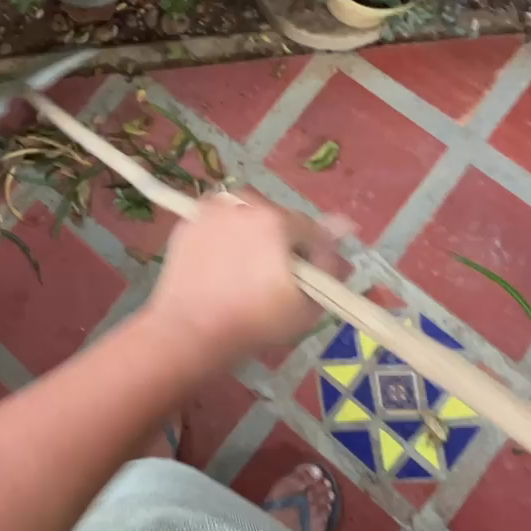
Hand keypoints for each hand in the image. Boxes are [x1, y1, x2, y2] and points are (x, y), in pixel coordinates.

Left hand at [141, 194, 346, 363]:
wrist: (191, 328)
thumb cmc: (254, 320)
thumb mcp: (307, 305)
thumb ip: (330, 266)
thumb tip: (343, 233)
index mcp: (276, 219)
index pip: (311, 230)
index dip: (314, 255)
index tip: (308, 278)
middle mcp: (243, 203)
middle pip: (277, 218)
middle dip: (282, 241)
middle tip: (274, 276)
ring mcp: (210, 209)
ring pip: (246, 216)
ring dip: (253, 234)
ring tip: (246, 270)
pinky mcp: (187, 222)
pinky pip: (217, 223)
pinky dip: (224, 235)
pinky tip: (221, 264)